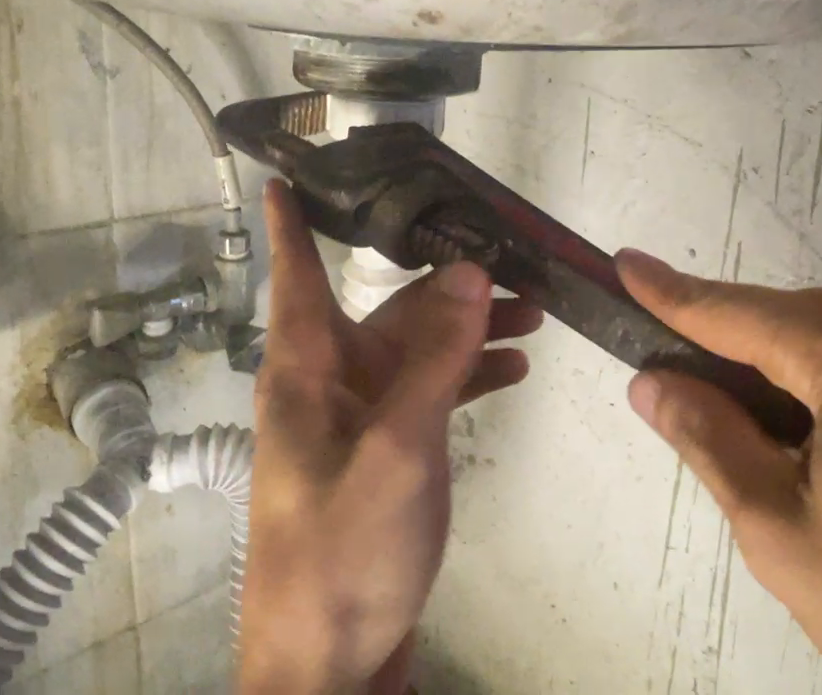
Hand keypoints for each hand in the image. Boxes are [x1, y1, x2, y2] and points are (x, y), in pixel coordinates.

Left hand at [238, 182, 540, 693]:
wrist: (330, 660)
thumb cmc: (345, 548)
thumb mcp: (398, 447)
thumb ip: (435, 359)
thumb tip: (471, 271)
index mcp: (305, 368)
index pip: (295, 273)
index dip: (291, 222)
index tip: (287, 175)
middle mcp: (327, 382)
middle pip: (386, 308)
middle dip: (448, 285)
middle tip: (517, 265)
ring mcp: (357, 419)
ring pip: (415, 350)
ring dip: (469, 331)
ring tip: (534, 315)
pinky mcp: (384, 452)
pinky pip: (425, 393)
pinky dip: (465, 376)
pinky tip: (511, 371)